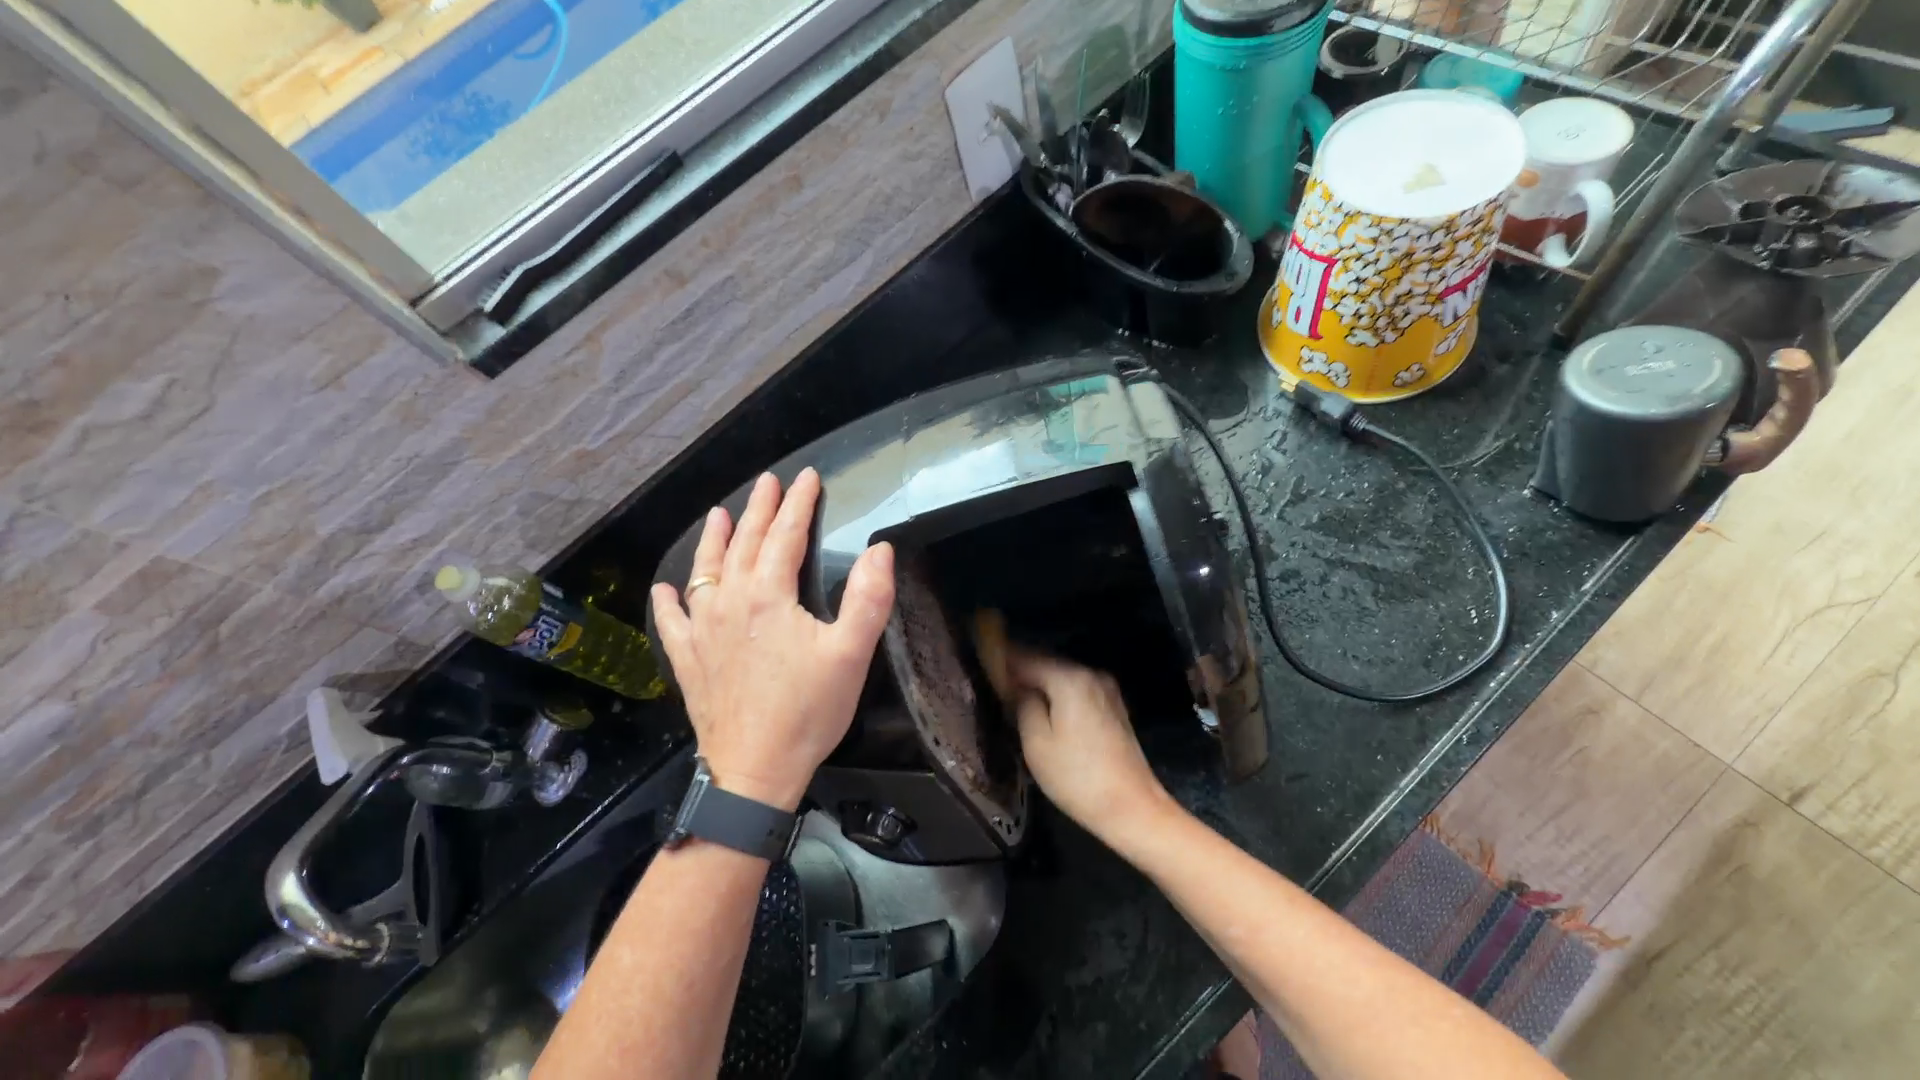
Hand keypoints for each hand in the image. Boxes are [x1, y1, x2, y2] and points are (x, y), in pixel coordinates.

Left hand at [650, 468, 895, 811]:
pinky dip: (670, 600)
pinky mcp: (688, 658)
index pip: (786, 536)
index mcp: (770, 595)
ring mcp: (703, 630)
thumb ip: (868, 598)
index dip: (799, 503)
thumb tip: (879, 549)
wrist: (754, 769)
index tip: (808, 476)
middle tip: (769, 481)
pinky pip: (673, 620)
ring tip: (720, 513)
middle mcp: (730, 601)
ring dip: (715, 539)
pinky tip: (667, 588)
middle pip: (744, 543)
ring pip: (706, 570)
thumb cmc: (807, 711)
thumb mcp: (851, 655)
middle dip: (760, 508)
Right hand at [1006, 646, 1175, 843]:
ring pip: (1062, 678)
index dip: (1001, 659)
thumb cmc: (1076, 777)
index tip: (979, 660)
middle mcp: (1091, 675)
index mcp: (1070, 679)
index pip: (1026, 657)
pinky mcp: (1113, 708)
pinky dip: (1057, 695)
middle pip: (1046, 664)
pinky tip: (1042, 709)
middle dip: (1020, 671)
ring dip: (1038, 684)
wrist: (1132, 808)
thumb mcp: (1036, 743)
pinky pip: (1076, 691)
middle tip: (991, 681)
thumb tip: (1017, 687)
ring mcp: (1106, 690)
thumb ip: (1022, 705)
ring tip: (1011, 696)